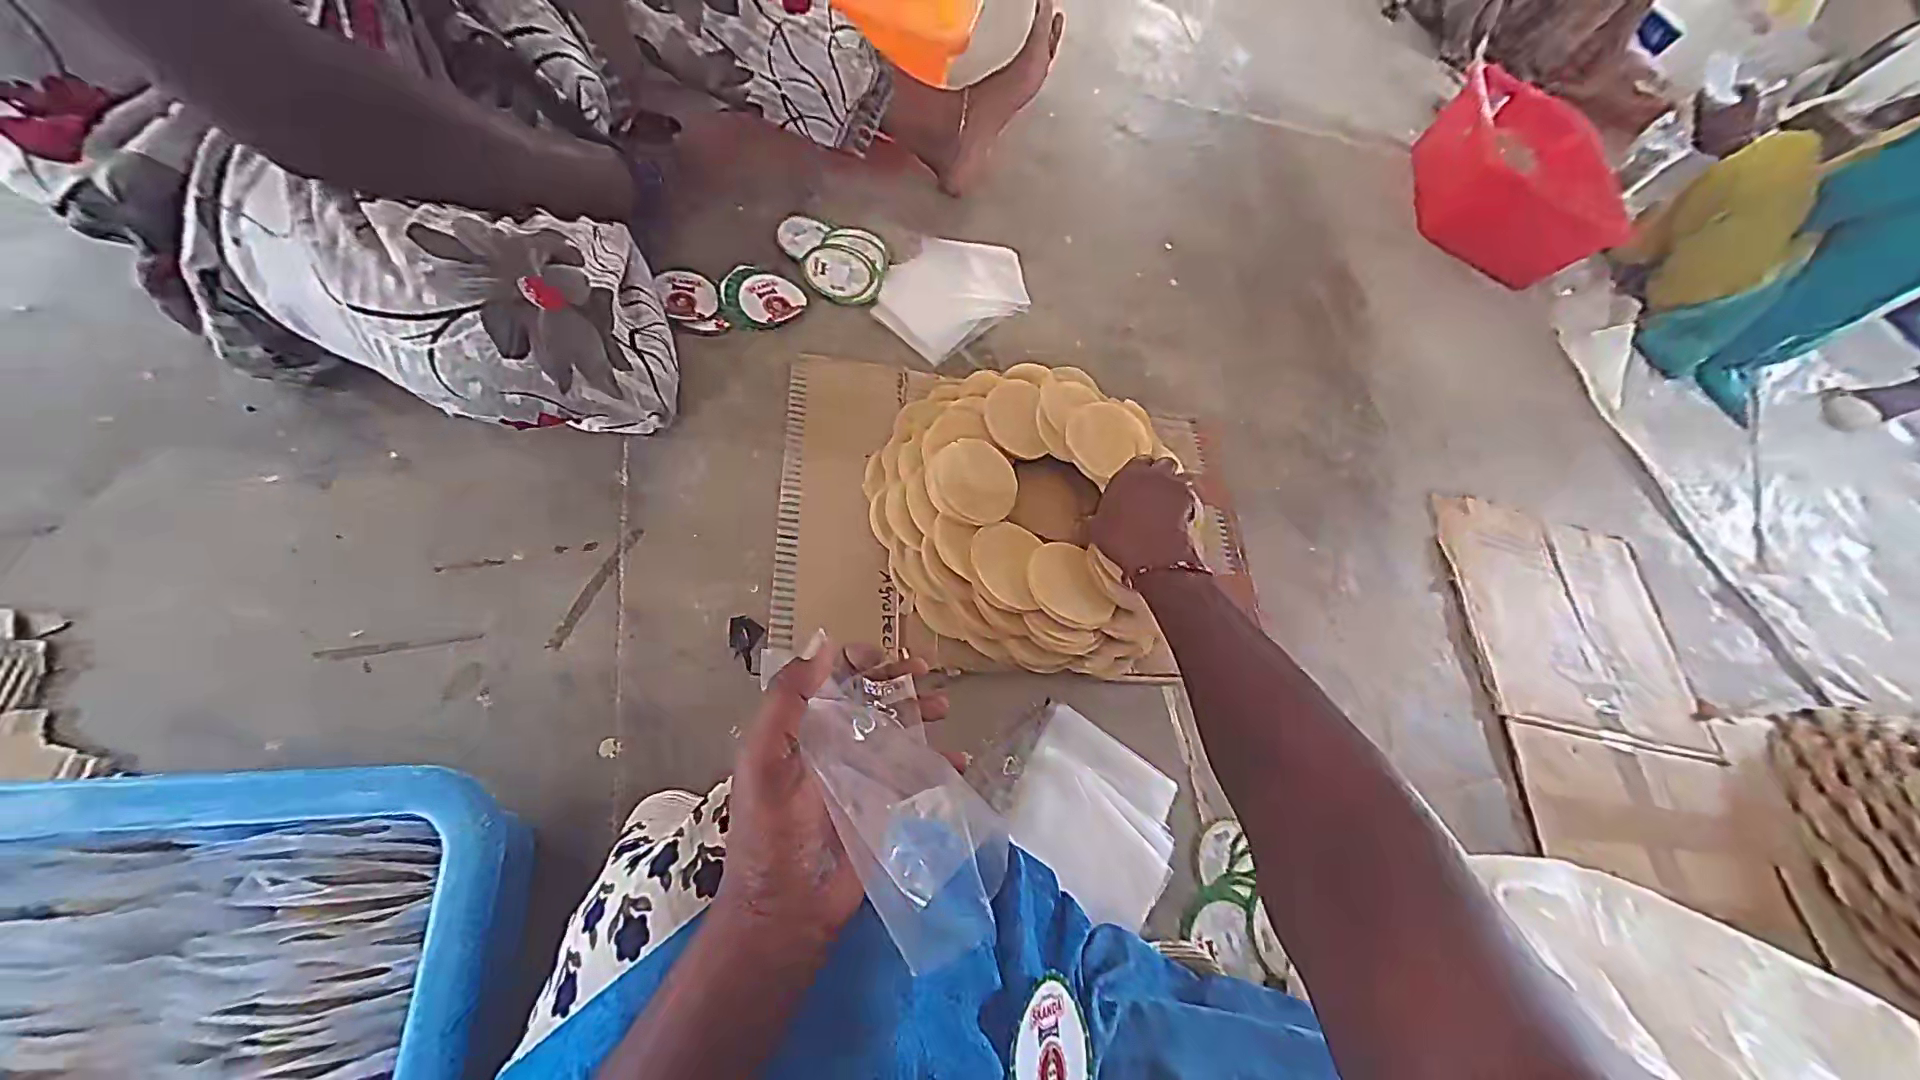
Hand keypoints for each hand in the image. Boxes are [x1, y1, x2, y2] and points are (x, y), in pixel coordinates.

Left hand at [715, 640, 949, 947]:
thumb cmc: (770, 832)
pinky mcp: (886, 804)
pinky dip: (940, 762)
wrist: (787, 911)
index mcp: (802, 730)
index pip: (831, 680)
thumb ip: (785, 702)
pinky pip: (918, 772)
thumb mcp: (763, 760)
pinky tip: (958, 760)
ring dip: (923, 712)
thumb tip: (821, 646)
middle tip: (925, 671)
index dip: (856, 660)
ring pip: (898, 729)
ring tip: (944, 707)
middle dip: (899, 680)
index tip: (882, 656)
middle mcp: (833, 744)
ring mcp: (862, 774)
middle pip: (871, 698)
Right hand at [1090, 457, 1199, 575]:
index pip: (1137, 461)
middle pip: (1163, 464)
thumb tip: (1080, 524)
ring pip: (1180, 478)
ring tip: (1168, 504)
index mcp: (1128, 474)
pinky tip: (1180, 518)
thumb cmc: (1118, 538)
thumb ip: (1090, 521)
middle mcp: (1154, 474)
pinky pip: (1192, 498)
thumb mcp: (1094, 531)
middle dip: (1160, 474)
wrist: (1153, 557)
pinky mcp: (1193, 503)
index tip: (1133, 485)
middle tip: (1153, 491)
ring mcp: (1176, 487)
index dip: (1137, 473)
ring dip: (1175, 487)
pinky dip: (1188, 504)